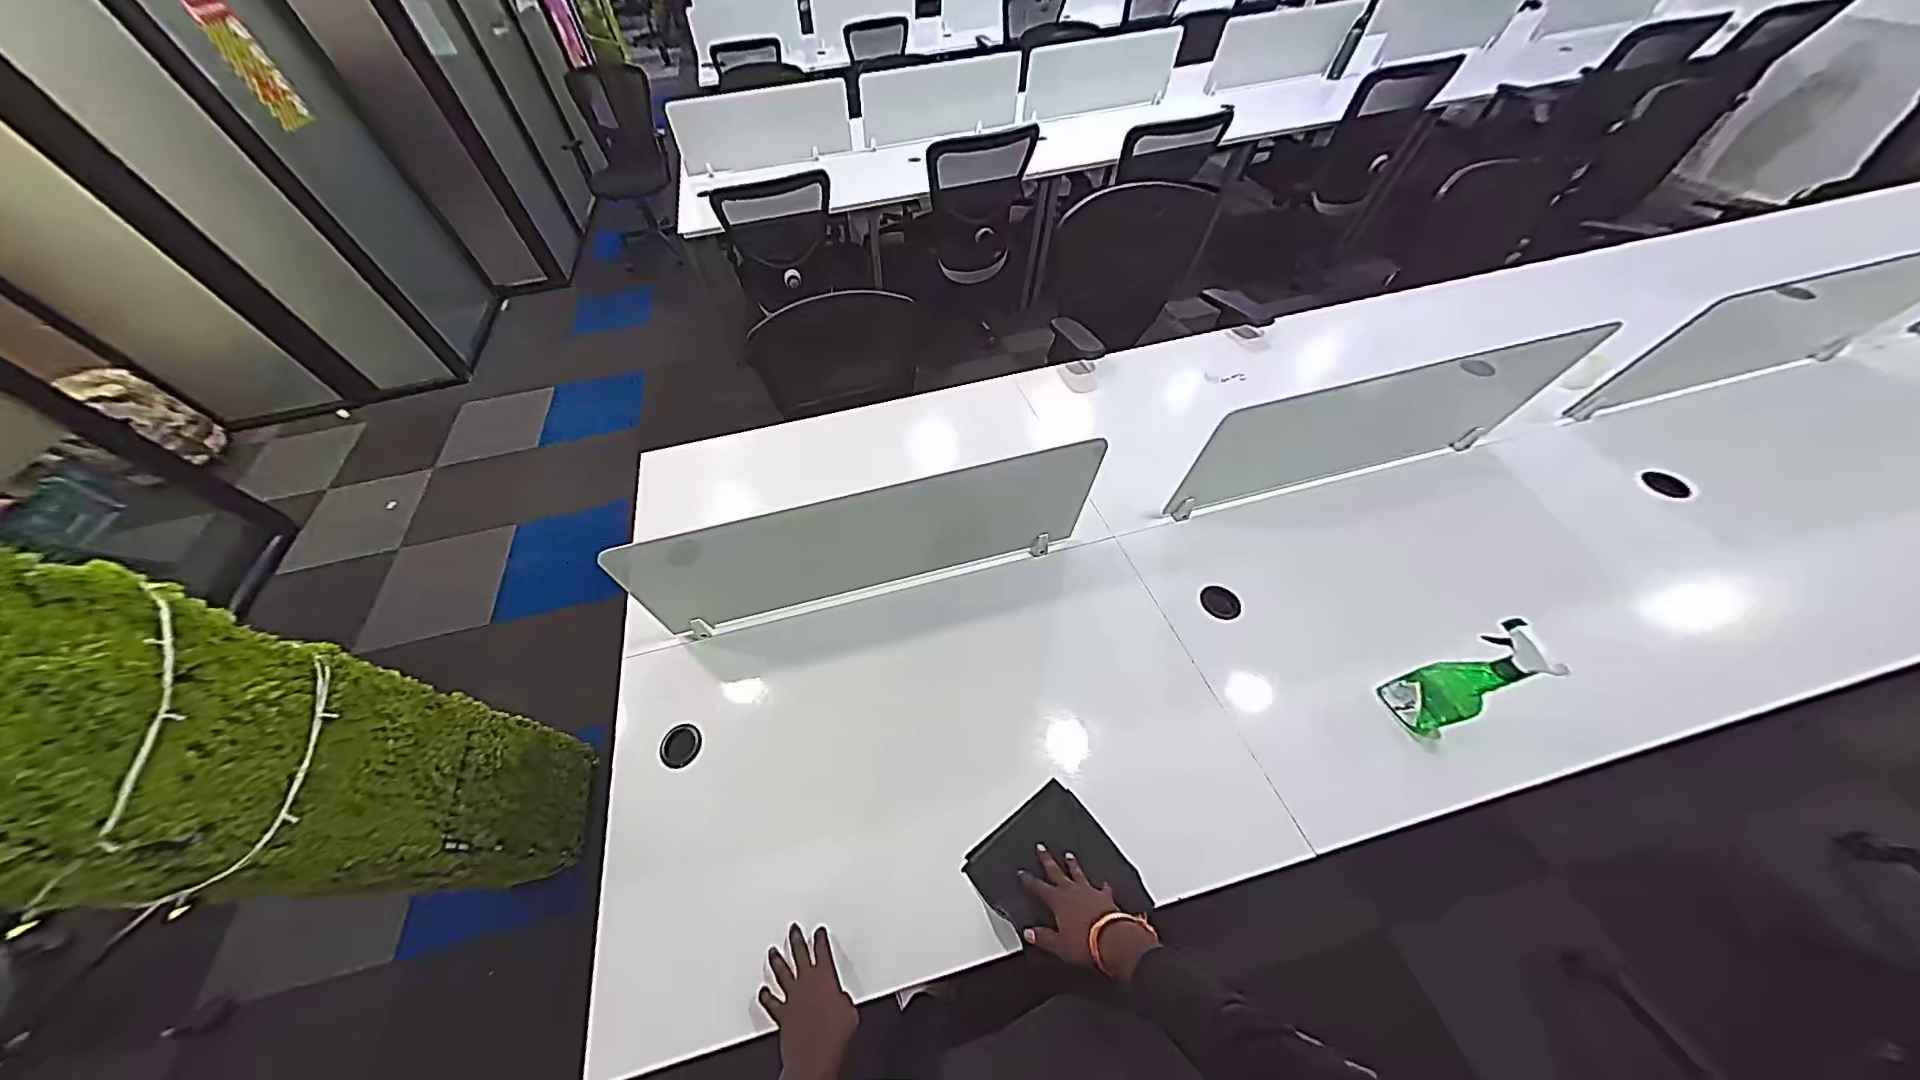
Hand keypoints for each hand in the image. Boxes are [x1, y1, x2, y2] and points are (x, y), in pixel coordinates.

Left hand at [758, 925, 857, 1079]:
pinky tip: (763, 990)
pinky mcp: (781, 1014)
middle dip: (796, 939)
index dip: (820, 938)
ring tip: (774, 950)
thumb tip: (840, 1002)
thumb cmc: (834, 1036)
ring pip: (782, 972)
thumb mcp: (849, 1012)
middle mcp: (807, 982)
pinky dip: (766, 995)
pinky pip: (771, 1001)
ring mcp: (792, 996)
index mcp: (825, 977)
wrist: (815, 1056)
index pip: (822, 950)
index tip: (818, 931)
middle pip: (799, 954)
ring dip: (777, 960)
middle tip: (793, 928)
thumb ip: (842, 1000)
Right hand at [1017, 844, 1156, 981]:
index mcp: (1058, 901)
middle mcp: (1072, 892)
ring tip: (1069, 855)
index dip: (1029, 880)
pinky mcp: (1105, 897)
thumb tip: (1029, 933)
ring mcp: (1089, 892)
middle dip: (1047, 859)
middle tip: (1041, 847)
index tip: (1022, 872)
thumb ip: (1043, 937)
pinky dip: (1103, 886)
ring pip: (1078, 873)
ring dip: (1072, 864)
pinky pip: (1102, 888)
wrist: (1112, 941)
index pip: (1039, 887)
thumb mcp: (1059, 945)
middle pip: (1056, 871)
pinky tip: (1104, 882)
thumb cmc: (1085, 943)